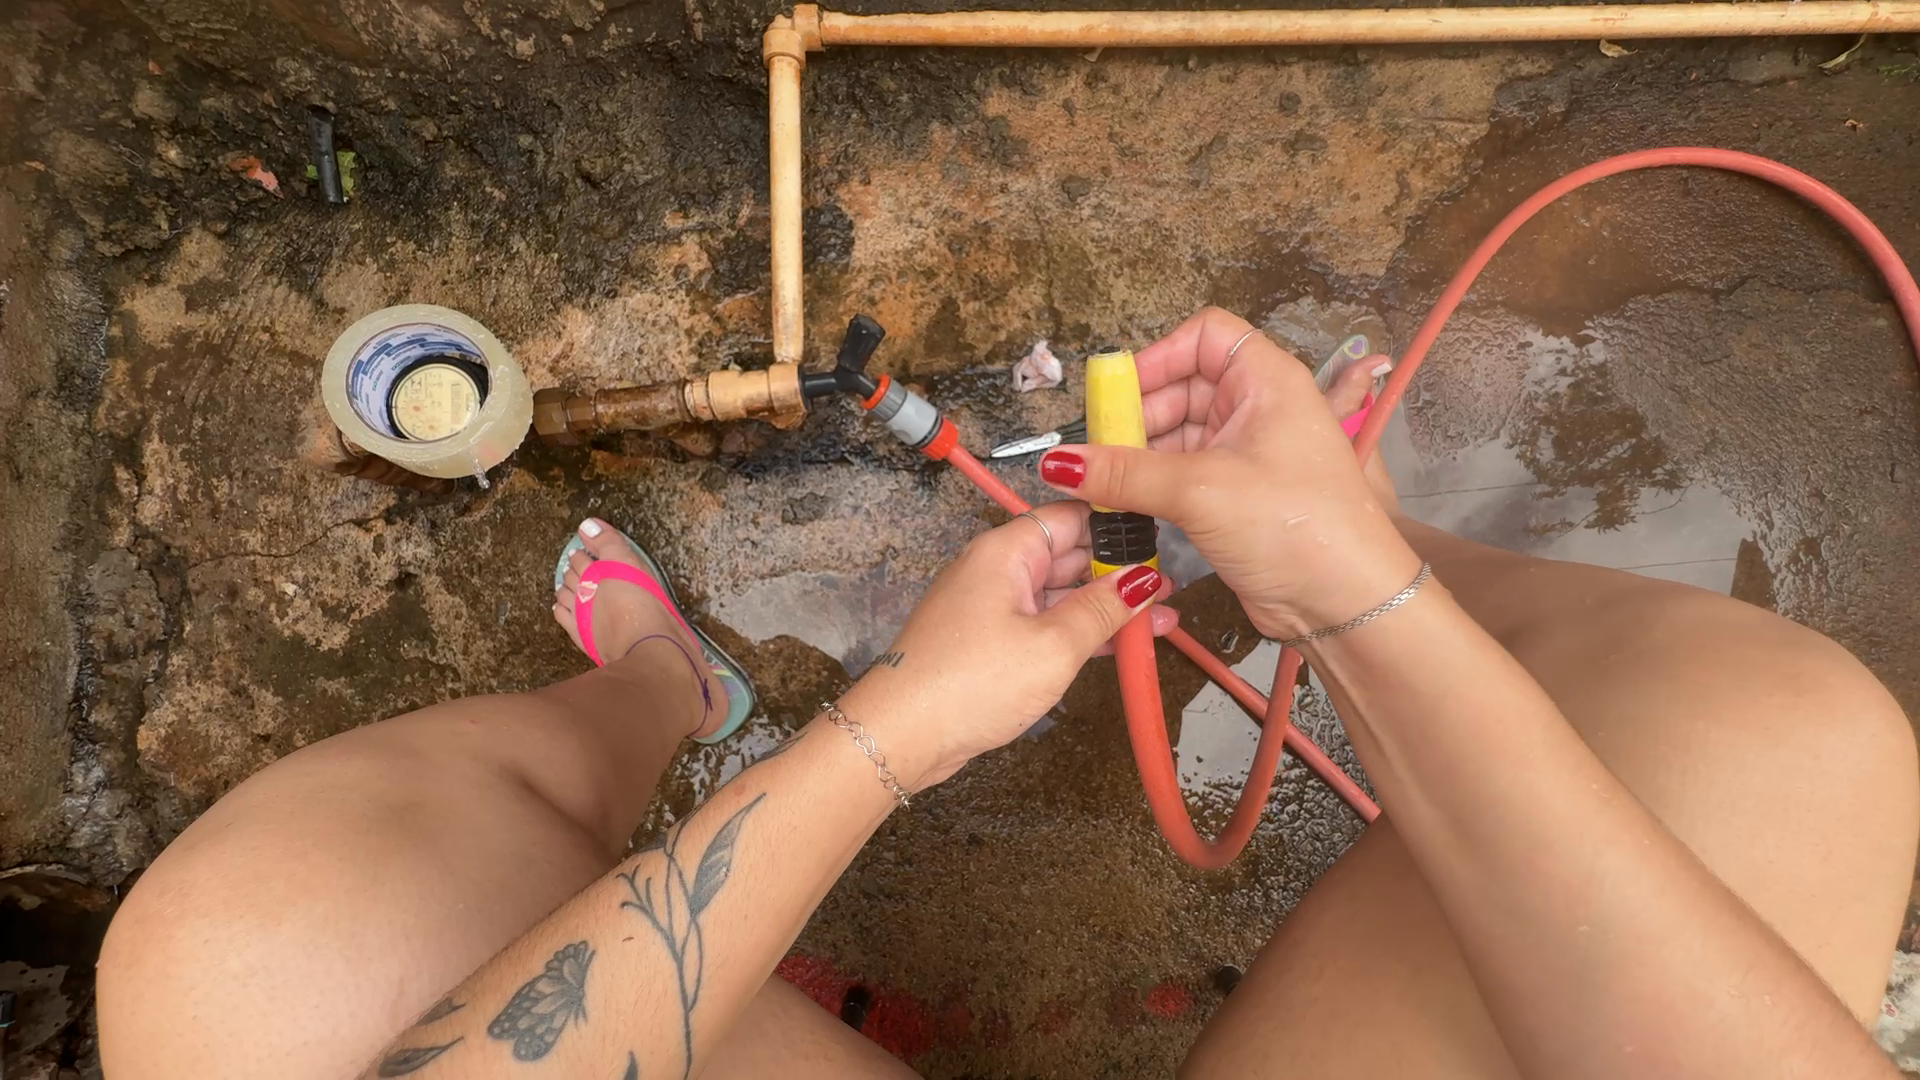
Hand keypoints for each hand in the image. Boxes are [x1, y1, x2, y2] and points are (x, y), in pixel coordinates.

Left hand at [837, 499, 1173, 791]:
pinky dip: (1079, 631)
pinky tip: (1122, 643)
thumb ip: (1103, 609)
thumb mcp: (1053, 645)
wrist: (903, 734)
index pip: (1069, 517)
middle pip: (1067, 555)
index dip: (1116, 525)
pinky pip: (1044, 623)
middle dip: (1118, 571)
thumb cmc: (971, 682)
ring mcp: (993, 606)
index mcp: (1005, 551)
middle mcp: (997, 569)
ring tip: (1162, 619)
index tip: (1159, 539)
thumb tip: (1144, 579)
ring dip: (1105, 607)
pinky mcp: (991, 640)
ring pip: (1059, 594)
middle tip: (1171, 587)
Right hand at [1036, 307, 1420, 640]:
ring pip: (1174, 433)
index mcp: (1264, 380)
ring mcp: (1242, 452)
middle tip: (1096, 451)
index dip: (1158, 356)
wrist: (1344, 602)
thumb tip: (1056, 462)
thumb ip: (1122, 474)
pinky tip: (1119, 502)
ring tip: (1101, 483)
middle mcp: (1253, 407)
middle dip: (1135, 416)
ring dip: (1135, 455)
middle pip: (1179, 387)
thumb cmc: (1293, 525)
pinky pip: (1176, 471)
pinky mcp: (1230, 493)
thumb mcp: (1200, 489)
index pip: (1204, 335)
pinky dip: (1147, 483)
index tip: (1117, 395)